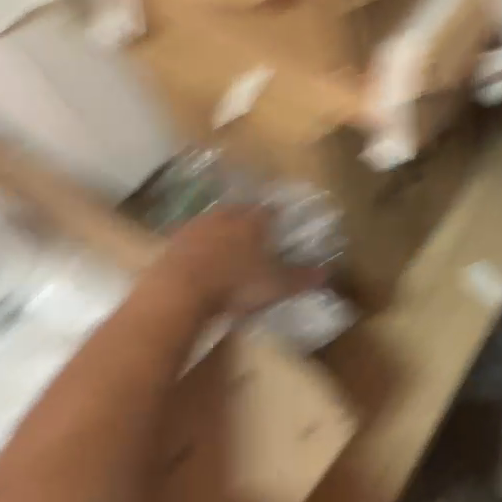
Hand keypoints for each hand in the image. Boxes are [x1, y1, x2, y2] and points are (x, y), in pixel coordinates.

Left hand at [156, 205, 323, 314]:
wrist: (179, 291)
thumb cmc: (236, 285)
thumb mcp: (277, 286)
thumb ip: (302, 278)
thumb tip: (328, 273)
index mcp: (253, 221)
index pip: (271, 211)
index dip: (278, 217)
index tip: (282, 223)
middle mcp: (226, 216)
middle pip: (240, 211)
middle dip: (248, 219)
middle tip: (256, 233)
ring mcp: (196, 227)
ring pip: (214, 221)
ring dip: (222, 230)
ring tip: (228, 245)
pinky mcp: (173, 242)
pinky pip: (192, 238)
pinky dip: (200, 246)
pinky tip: (202, 260)